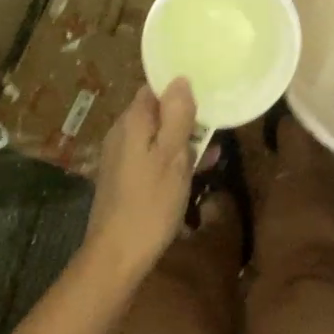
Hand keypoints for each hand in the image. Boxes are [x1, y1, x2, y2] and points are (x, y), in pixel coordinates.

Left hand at [83, 79, 197, 283]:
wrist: (117, 255)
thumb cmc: (150, 203)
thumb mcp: (172, 155)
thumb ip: (177, 115)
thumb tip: (180, 78)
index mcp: (132, 121)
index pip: (155, 88)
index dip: (180, 90)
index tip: (207, 96)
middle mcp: (122, 133)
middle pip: (157, 113)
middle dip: (186, 119)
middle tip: (216, 129)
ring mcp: (122, 157)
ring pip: (157, 137)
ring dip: (184, 142)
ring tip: (214, 153)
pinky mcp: (125, 179)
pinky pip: (153, 158)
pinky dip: (173, 161)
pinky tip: (196, 173)